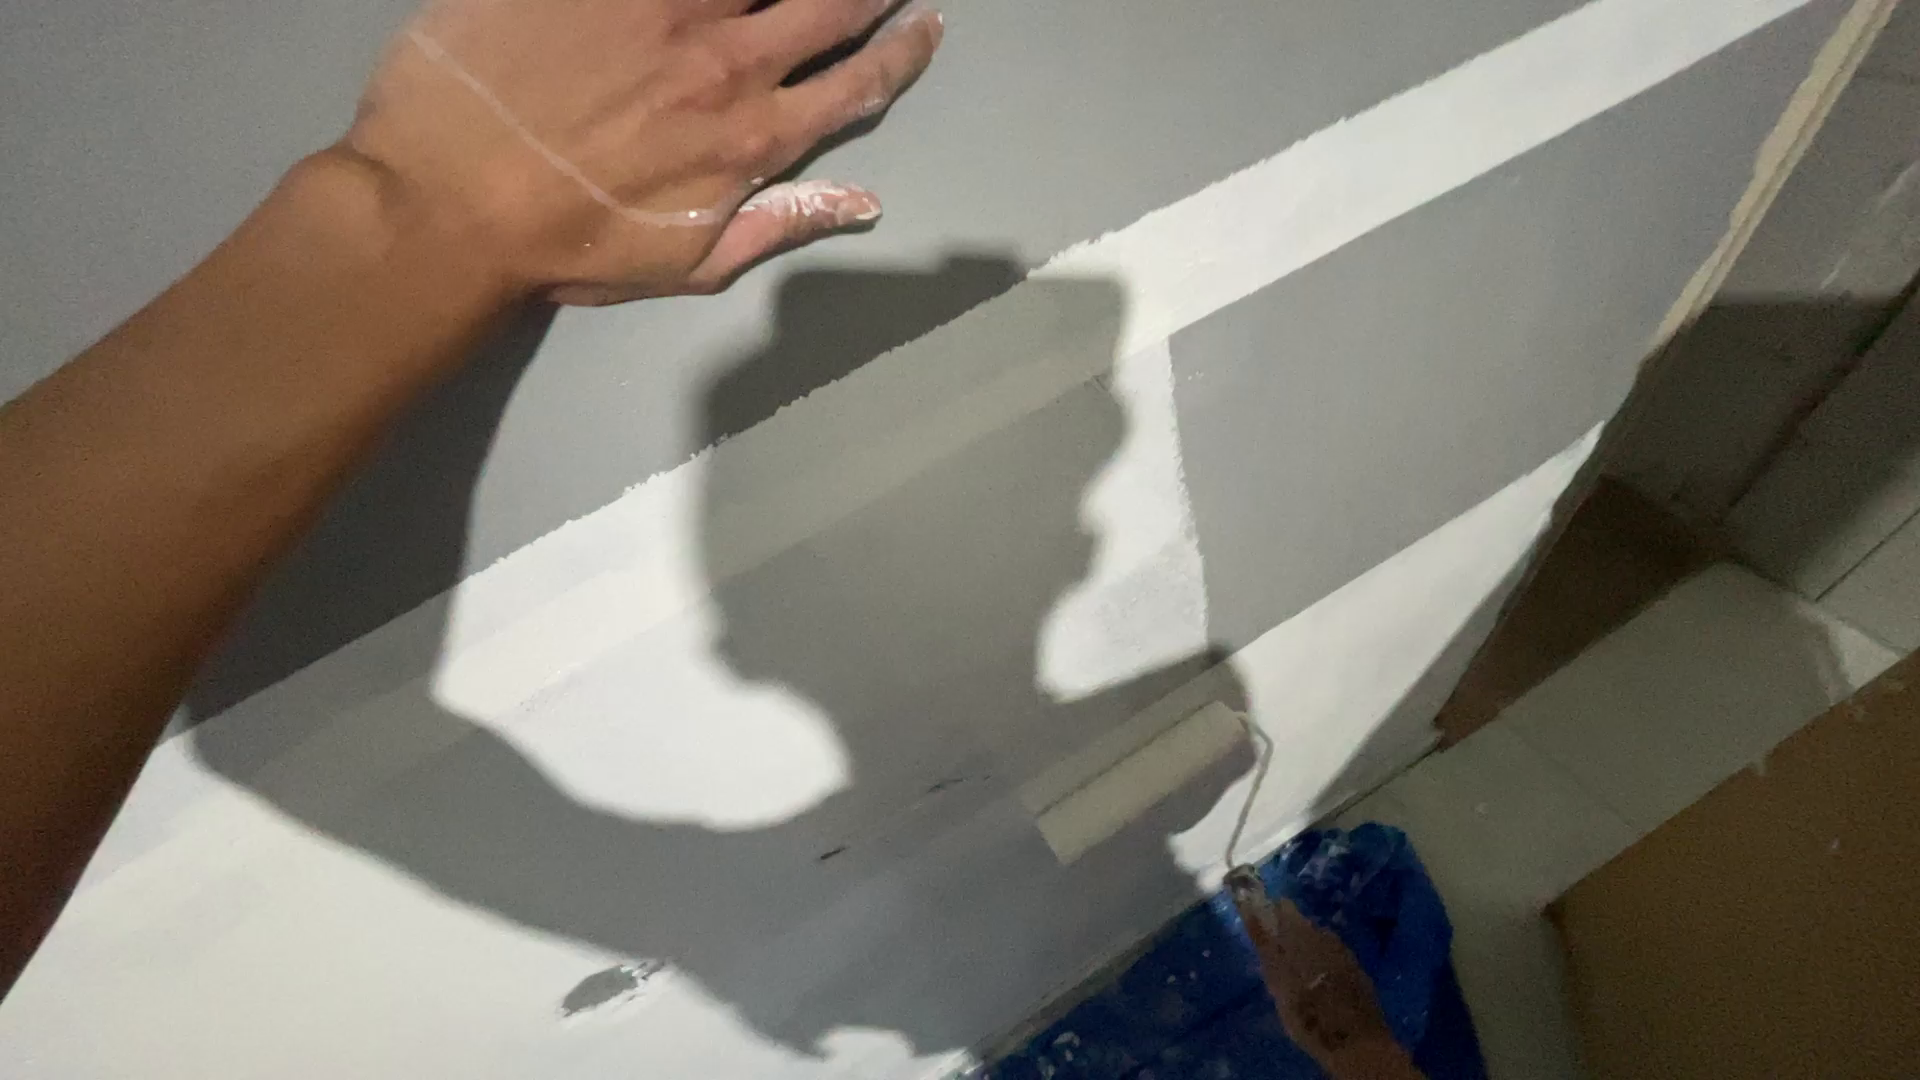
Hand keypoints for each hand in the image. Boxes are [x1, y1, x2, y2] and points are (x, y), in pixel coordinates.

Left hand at [340, 0, 943, 304]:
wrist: (454, 202)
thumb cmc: (582, 249)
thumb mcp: (697, 262)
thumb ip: (785, 222)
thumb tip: (864, 202)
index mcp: (754, 142)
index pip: (854, 86)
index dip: (901, 54)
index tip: (926, 26)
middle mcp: (725, 63)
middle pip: (826, 5)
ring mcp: (661, 6)